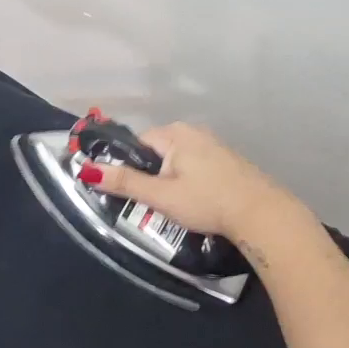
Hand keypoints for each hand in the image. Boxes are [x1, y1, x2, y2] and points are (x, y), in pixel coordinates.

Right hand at [81, 122, 310, 253]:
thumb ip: (124, 182)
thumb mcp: (160, 195)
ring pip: (176, 161)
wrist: (262, 215)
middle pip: (155, 152)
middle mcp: (193, 132)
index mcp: (174, 133)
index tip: (132, 192)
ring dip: (170, 180)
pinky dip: (189, 182)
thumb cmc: (207, 202)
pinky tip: (197, 202)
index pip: (136, 144)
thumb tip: (86, 169)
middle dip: (150, 175)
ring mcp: (213, 145)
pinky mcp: (227, 161)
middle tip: (153, 203)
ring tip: (175, 206)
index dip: (129, 168)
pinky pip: (195, 167)